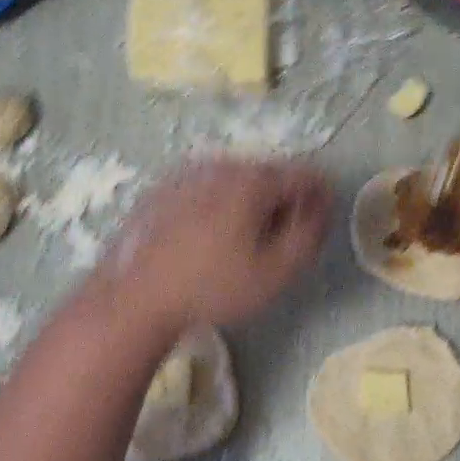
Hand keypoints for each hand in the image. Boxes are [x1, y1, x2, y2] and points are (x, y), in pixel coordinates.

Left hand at [98, 157, 331, 330]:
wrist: (136, 296)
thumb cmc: (212, 287)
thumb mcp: (276, 272)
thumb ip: (310, 234)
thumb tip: (322, 208)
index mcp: (253, 179)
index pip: (306, 174)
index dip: (320, 199)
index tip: (319, 226)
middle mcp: (221, 165)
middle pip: (269, 175)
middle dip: (283, 202)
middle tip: (280, 243)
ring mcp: (187, 174)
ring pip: (235, 182)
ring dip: (249, 205)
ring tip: (243, 246)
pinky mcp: (162, 189)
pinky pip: (205, 192)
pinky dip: (216, 208)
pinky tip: (207, 242)